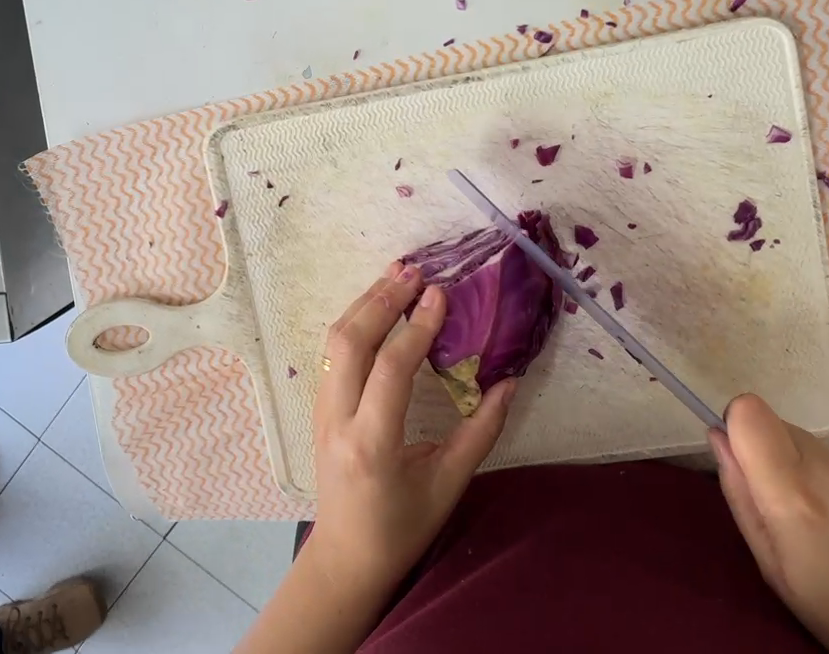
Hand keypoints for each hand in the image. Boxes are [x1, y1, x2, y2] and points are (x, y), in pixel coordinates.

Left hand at [237, 262, 516, 653]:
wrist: (346, 556)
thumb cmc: (403, 527)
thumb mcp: (449, 484)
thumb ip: (481, 431)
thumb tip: (510, 382)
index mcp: (372, 444)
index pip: (390, 369)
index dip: (416, 327)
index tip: (440, 293)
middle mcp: (338, 420)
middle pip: (349, 342)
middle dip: (382, 300)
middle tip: (416, 271)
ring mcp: (321, 411)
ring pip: (334, 341)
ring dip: (365, 303)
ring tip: (397, 275)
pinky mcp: (319, 406)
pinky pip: (331, 352)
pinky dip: (354, 321)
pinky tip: (377, 305)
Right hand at [710, 395, 828, 653]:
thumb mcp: (775, 570)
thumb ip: (741, 497)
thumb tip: (718, 437)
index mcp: (795, 495)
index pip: (749, 411)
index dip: (740, 427)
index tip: (747, 461)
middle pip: (783, 428)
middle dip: (777, 458)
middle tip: (796, 514)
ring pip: (823, 452)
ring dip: (819, 479)